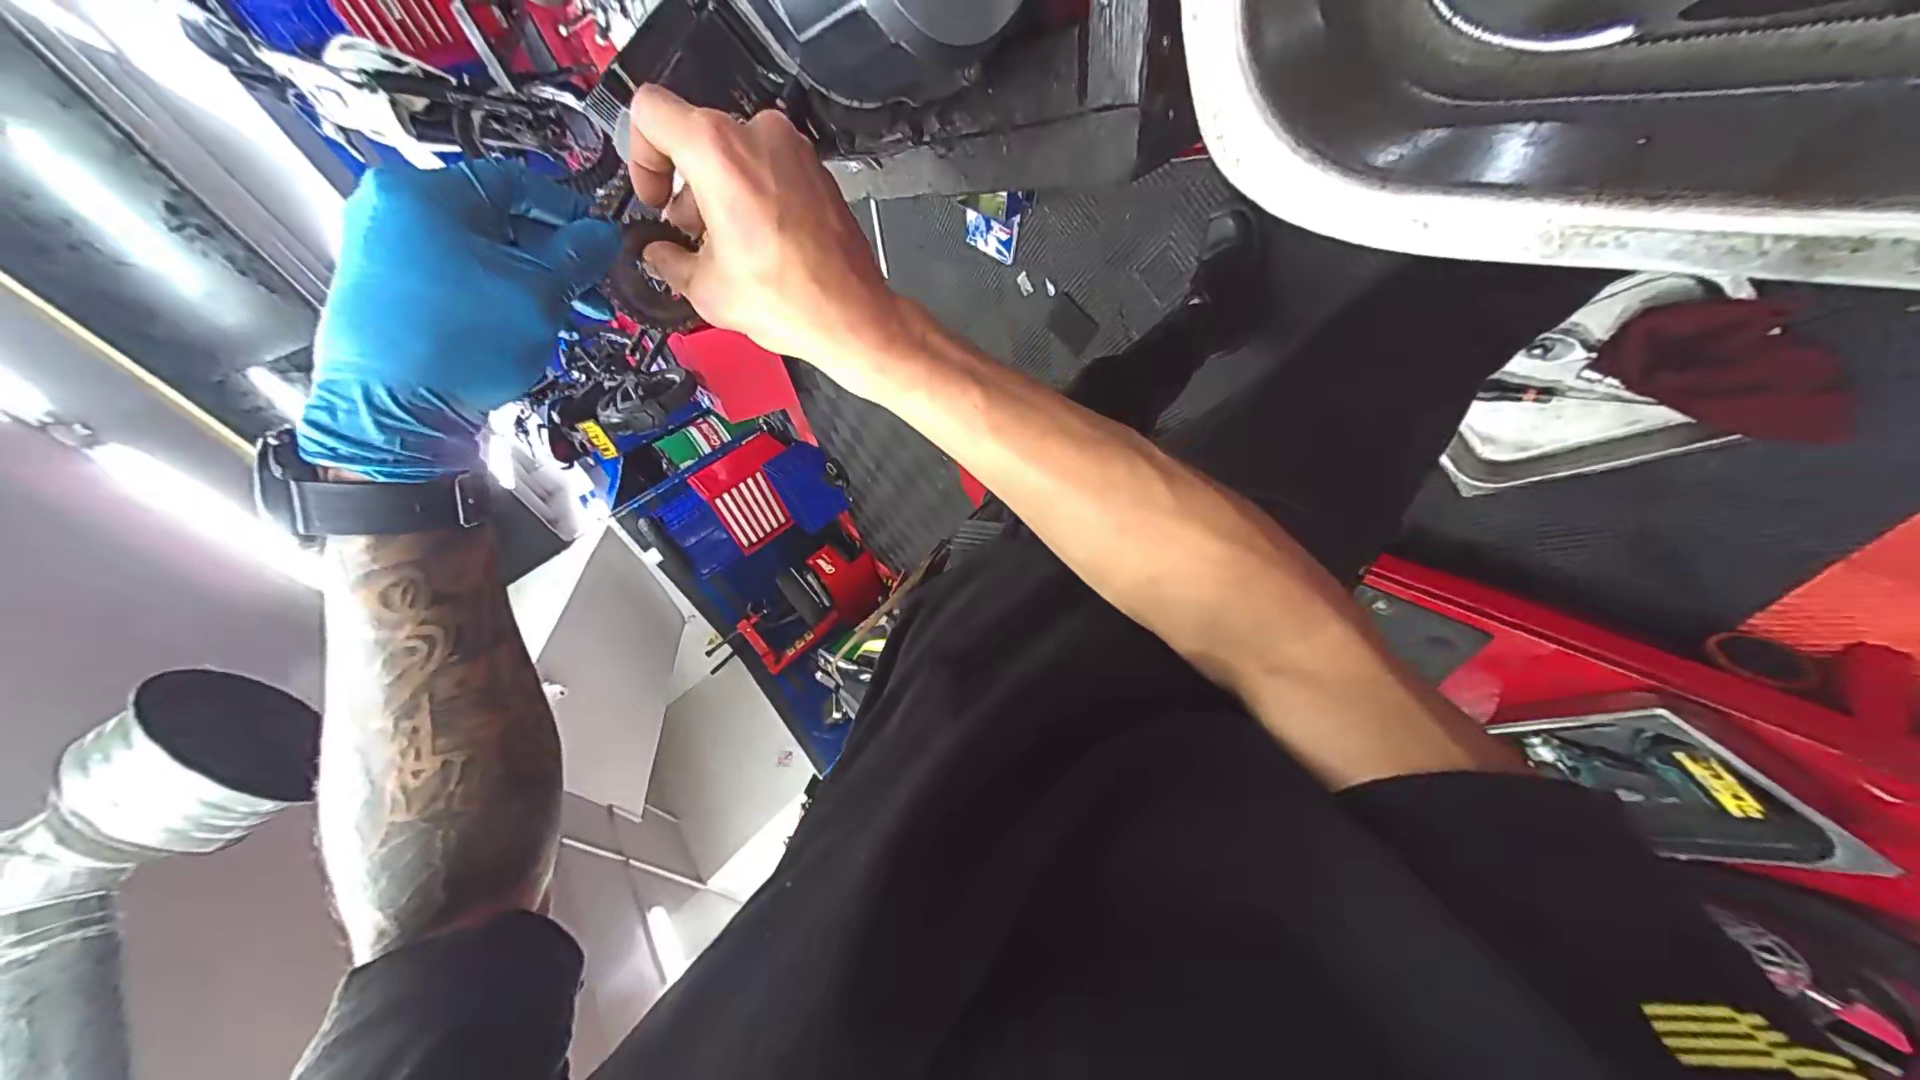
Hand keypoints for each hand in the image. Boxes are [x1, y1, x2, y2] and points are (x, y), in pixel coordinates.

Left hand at [298, 161, 619, 481]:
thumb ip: (577, 257)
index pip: (516, 182)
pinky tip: (535, 319)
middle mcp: (394, 212)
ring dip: (537, 280)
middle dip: (558, 256)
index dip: (570, 211)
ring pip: (485, 251)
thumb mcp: (539, 296)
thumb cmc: (447, 351)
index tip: (599, 234)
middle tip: (592, 282)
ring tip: (572, 311)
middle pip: (501, 219)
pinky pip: (464, 276)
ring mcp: (389, 250)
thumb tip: (600, 237)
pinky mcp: (395, 288)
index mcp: (421, 195)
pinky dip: (505, 293)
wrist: (393, 413)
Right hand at [625, 85, 902, 389]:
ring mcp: (795, 152)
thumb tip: (659, 253)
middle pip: (696, 140)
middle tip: (693, 235)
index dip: (640, 157)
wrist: (852, 316)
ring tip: (730, 248)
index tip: (653, 195)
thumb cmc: (796, 301)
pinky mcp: (818, 172)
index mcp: (719, 151)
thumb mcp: (706, 289)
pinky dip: (756, 197)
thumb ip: (666, 259)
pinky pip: (770, 170)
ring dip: (722, 195)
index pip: (650, 112)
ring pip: (735, 156)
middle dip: (687, 188)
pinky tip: (761, 244)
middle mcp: (761, 137)